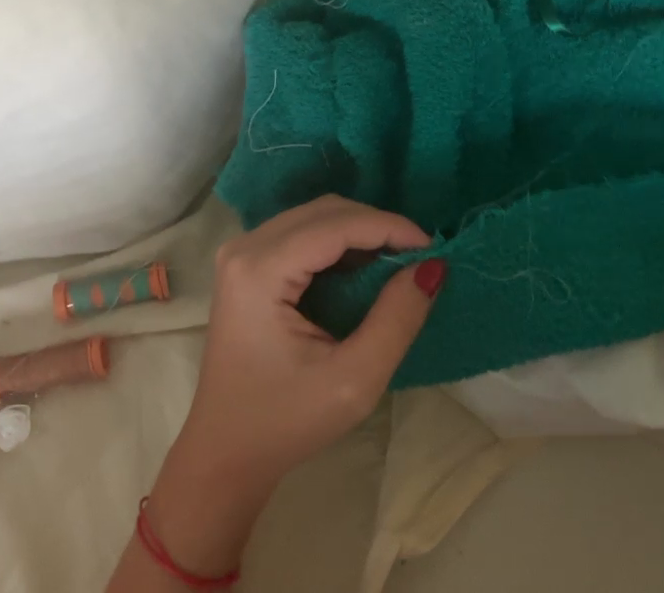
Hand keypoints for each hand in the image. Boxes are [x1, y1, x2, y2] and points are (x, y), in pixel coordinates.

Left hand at [179, 194, 442, 489]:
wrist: (227, 451)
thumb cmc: (286, 421)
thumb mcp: (354, 379)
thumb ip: (396, 318)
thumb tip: (432, 267)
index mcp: (259, 270)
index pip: (335, 224)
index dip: (390, 228)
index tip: (436, 249)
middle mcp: (244, 248)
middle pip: (323, 211)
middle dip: (376, 227)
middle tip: (420, 258)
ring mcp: (240, 254)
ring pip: (313, 218)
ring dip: (359, 233)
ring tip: (399, 264)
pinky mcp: (245, 267)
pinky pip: (300, 235)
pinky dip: (338, 245)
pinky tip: (365, 271)